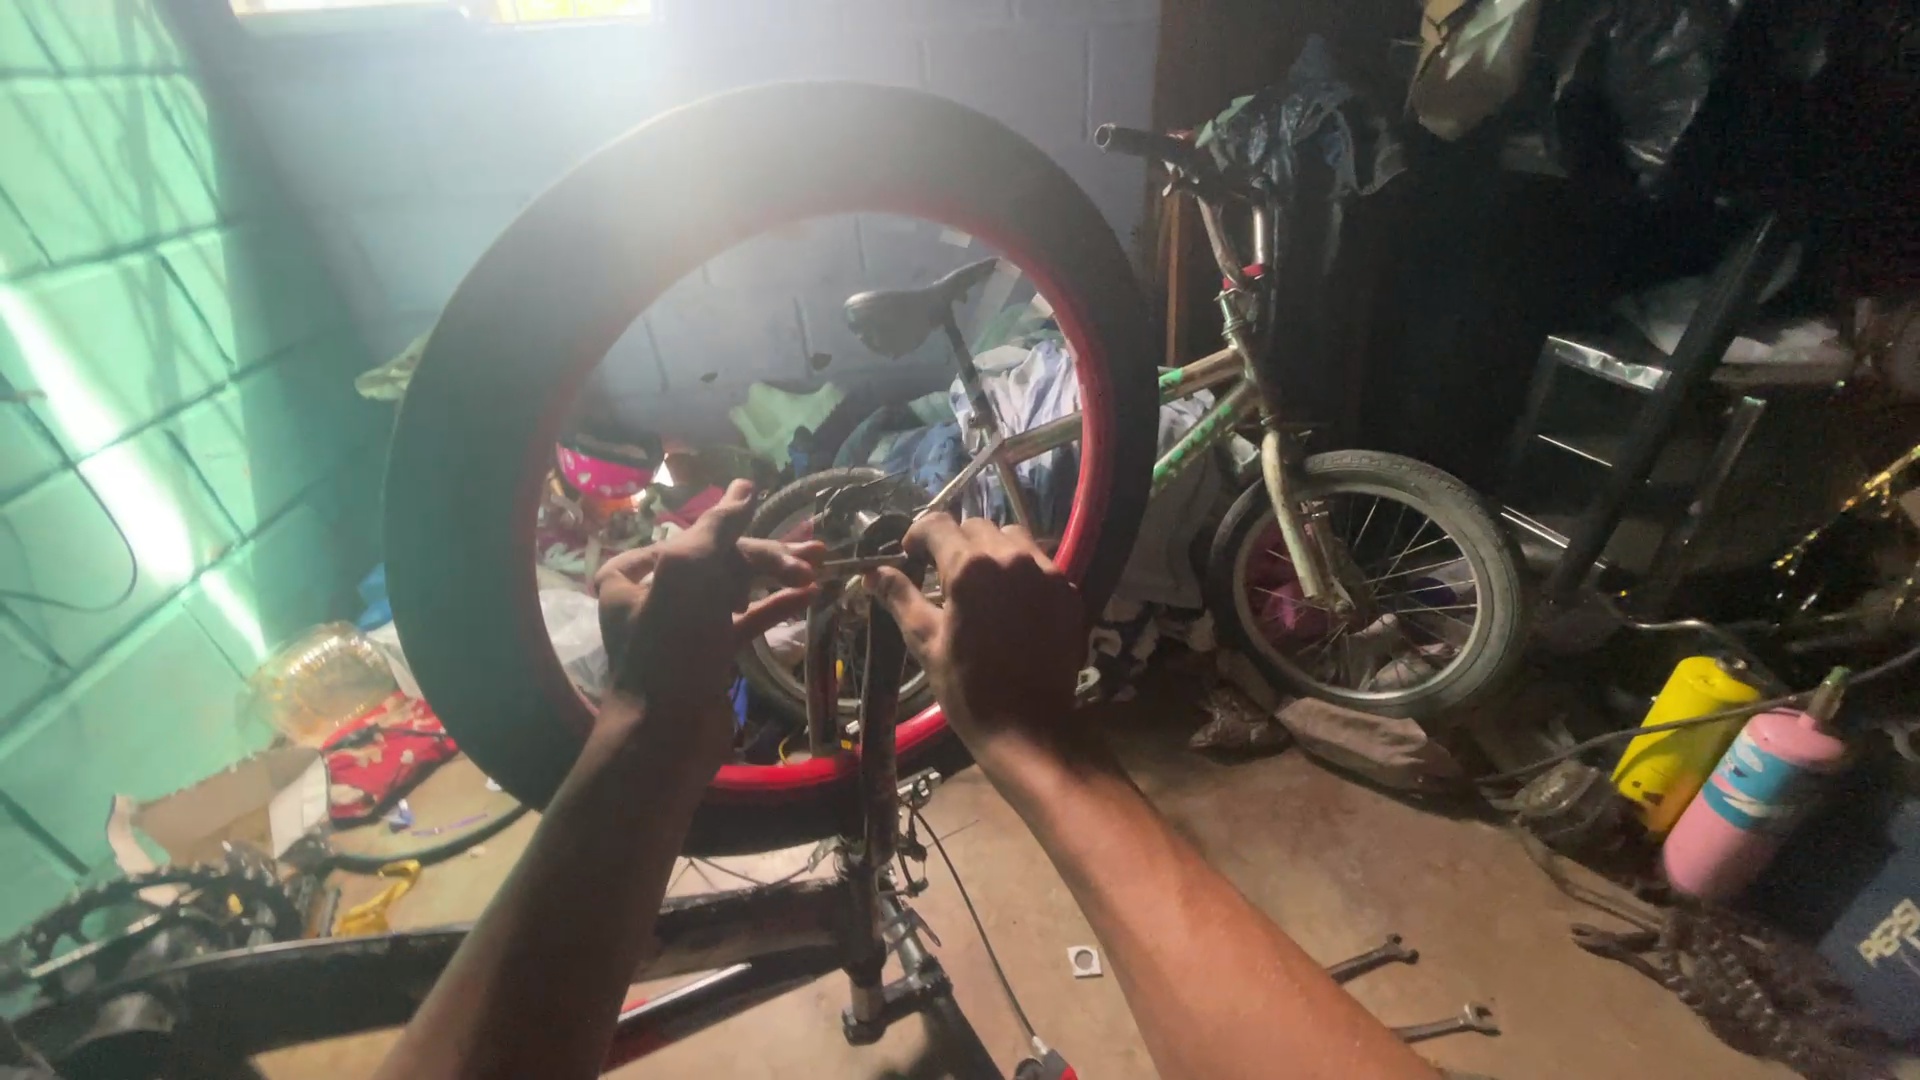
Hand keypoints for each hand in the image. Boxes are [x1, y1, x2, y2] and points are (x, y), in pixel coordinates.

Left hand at [594, 480, 823, 765]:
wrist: (667, 737)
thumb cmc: (671, 651)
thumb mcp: (688, 576)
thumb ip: (717, 528)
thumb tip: (746, 486)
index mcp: (633, 574)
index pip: (692, 536)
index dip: (733, 527)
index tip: (773, 521)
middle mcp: (656, 595)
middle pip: (720, 560)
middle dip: (768, 554)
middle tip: (814, 554)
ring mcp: (686, 625)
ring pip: (738, 587)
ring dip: (778, 576)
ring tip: (820, 566)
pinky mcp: (711, 652)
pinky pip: (748, 617)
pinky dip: (776, 605)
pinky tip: (810, 596)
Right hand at [867, 516, 1083, 762]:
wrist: (1026, 727)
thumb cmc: (967, 688)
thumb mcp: (925, 640)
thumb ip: (900, 597)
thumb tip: (873, 573)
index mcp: (969, 569)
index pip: (938, 524)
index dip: (917, 535)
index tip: (911, 556)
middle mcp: (1010, 558)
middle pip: (975, 526)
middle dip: (954, 542)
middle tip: (943, 574)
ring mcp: (1045, 572)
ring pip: (1012, 536)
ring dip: (991, 549)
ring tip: (981, 582)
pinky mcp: (1066, 590)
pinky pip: (1040, 561)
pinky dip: (1021, 568)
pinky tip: (1011, 599)